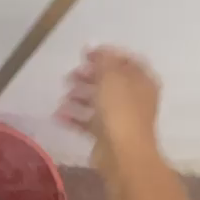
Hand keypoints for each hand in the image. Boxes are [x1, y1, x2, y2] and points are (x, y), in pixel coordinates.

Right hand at [56, 47, 162, 163]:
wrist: (122, 153)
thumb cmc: (120, 111)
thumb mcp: (111, 77)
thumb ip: (102, 60)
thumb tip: (94, 47)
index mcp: (141, 80)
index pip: (125, 61)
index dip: (105, 55)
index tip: (85, 54)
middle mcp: (134, 97)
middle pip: (110, 81)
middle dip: (88, 76)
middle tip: (70, 76)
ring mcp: (121, 117)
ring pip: (98, 101)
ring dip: (79, 96)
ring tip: (63, 95)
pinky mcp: (107, 135)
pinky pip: (88, 121)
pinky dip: (74, 117)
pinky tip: (58, 115)